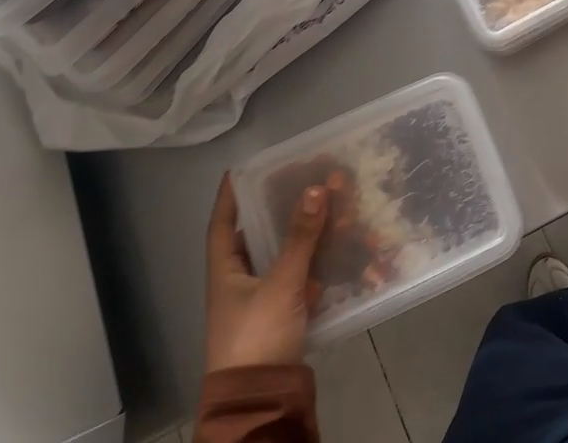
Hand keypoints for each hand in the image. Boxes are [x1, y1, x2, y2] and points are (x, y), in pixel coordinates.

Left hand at [204, 173, 328, 372]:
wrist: (262, 399)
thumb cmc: (257, 335)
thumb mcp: (280, 284)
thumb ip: (300, 238)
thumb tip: (316, 187)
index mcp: (225, 269)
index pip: (224, 222)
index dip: (232, 195)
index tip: (244, 168)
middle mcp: (241, 280)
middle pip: (263, 234)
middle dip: (287, 208)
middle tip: (310, 181)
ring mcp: (263, 300)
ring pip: (288, 255)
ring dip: (312, 234)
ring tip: (337, 208)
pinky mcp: (285, 316)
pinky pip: (304, 278)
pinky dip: (321, 264)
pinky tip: (344, 250)